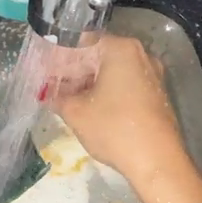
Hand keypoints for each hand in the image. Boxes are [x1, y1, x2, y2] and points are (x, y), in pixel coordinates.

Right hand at [53, 35, 191, 188]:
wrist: (156, 161)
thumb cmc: (114, 129)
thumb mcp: (76, 112)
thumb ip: (57, 97)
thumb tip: (47, 93)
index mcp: (121, 49)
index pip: (82, 42)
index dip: (59, 57)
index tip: (44, 72)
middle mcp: (140, 54)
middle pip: (99, 55)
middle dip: (74, 71)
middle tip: (53, 88)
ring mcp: (152, 74)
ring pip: (113, 71)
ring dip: (90, 83)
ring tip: (69, 101)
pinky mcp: (157, 94)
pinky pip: (126, 84)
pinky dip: (108, 92)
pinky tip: (92, 108)